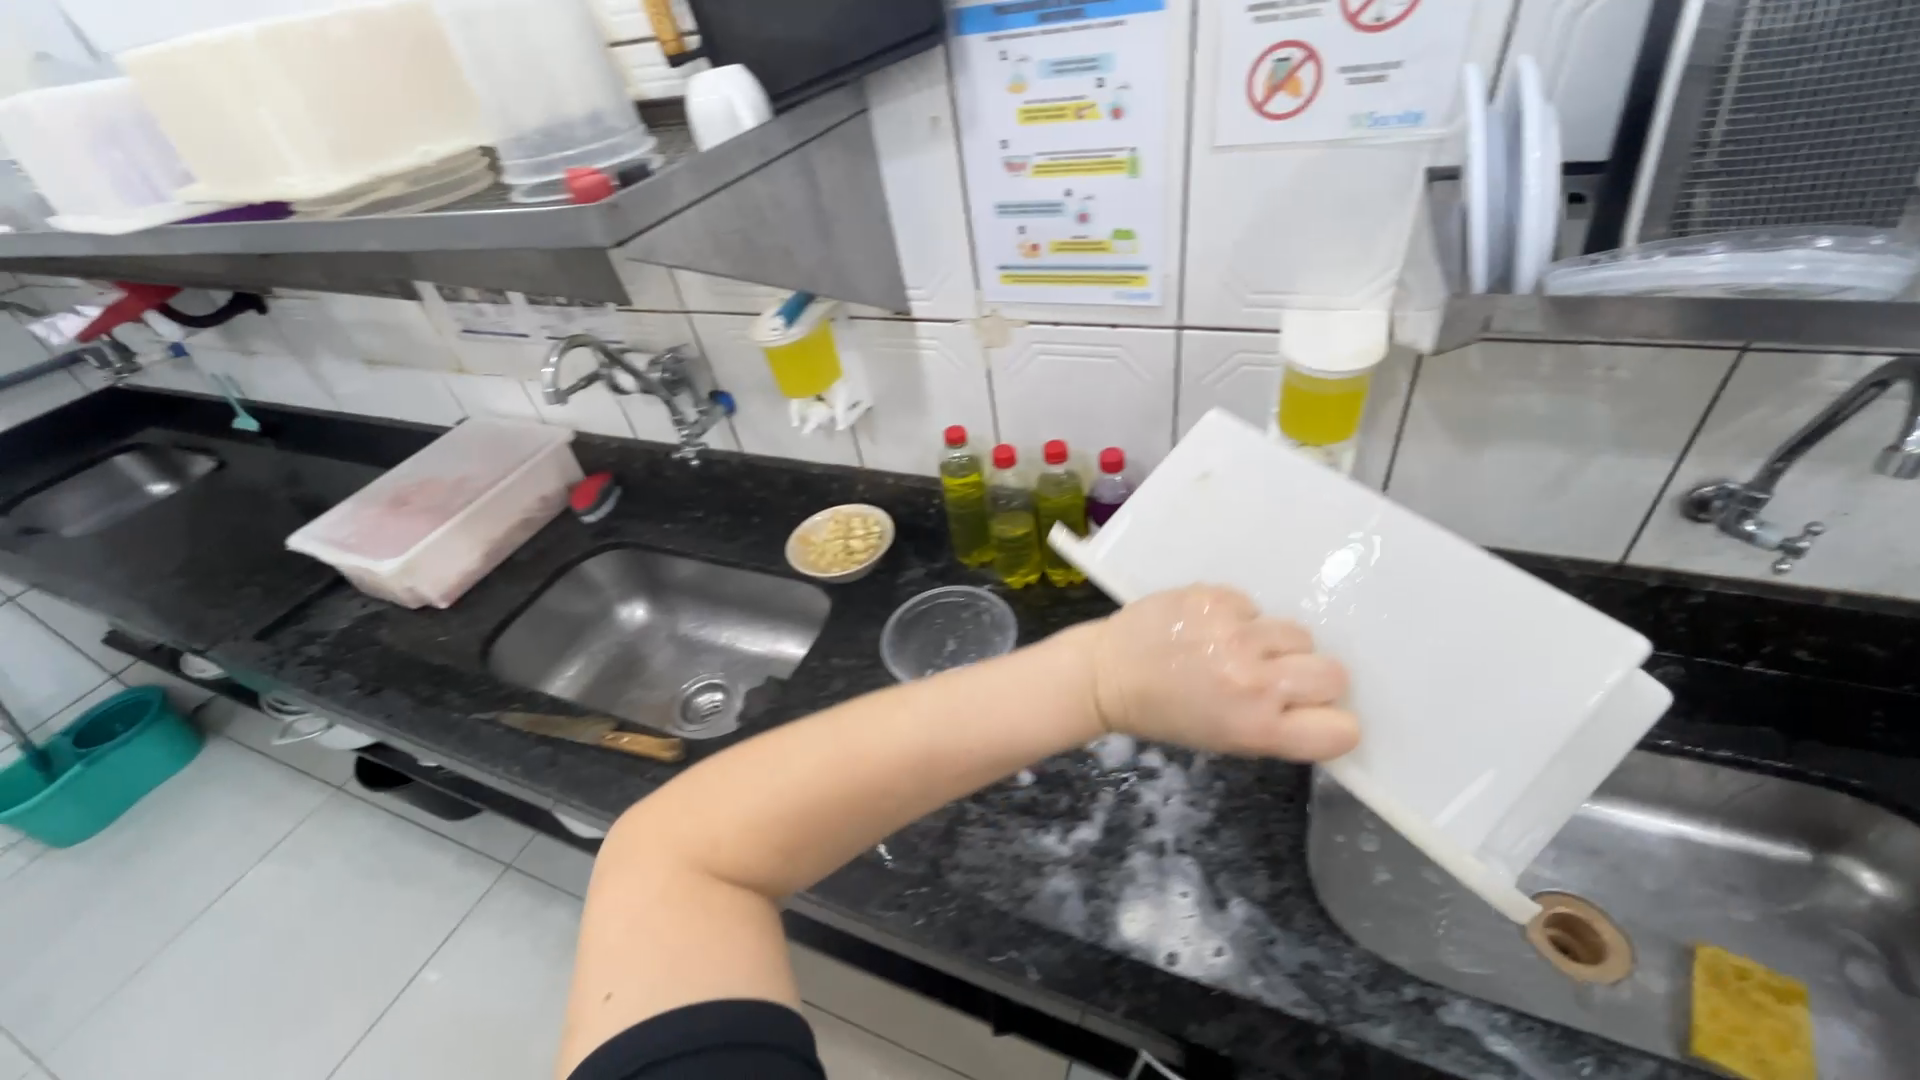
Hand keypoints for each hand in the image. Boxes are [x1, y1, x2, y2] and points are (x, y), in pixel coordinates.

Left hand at [1078, 585, 1358, 761]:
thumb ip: (1277, 726)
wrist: (1107, 673)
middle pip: (1334, 674)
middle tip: (1275, 676)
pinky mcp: (1215, 597)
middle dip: (1312, 677)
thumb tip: (1322, 707)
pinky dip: (1240, 617)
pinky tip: (1208, 628)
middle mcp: (1254, 679)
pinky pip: (1255, 606)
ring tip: (1235, 649)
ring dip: (1275, 642)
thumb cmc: (1165, 714)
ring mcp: (1234, 633)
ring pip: (1298, 632)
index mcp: (1258, 727)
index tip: (1313, 714)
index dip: (1332, 722)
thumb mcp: (1225, 740)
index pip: (1342, 730)